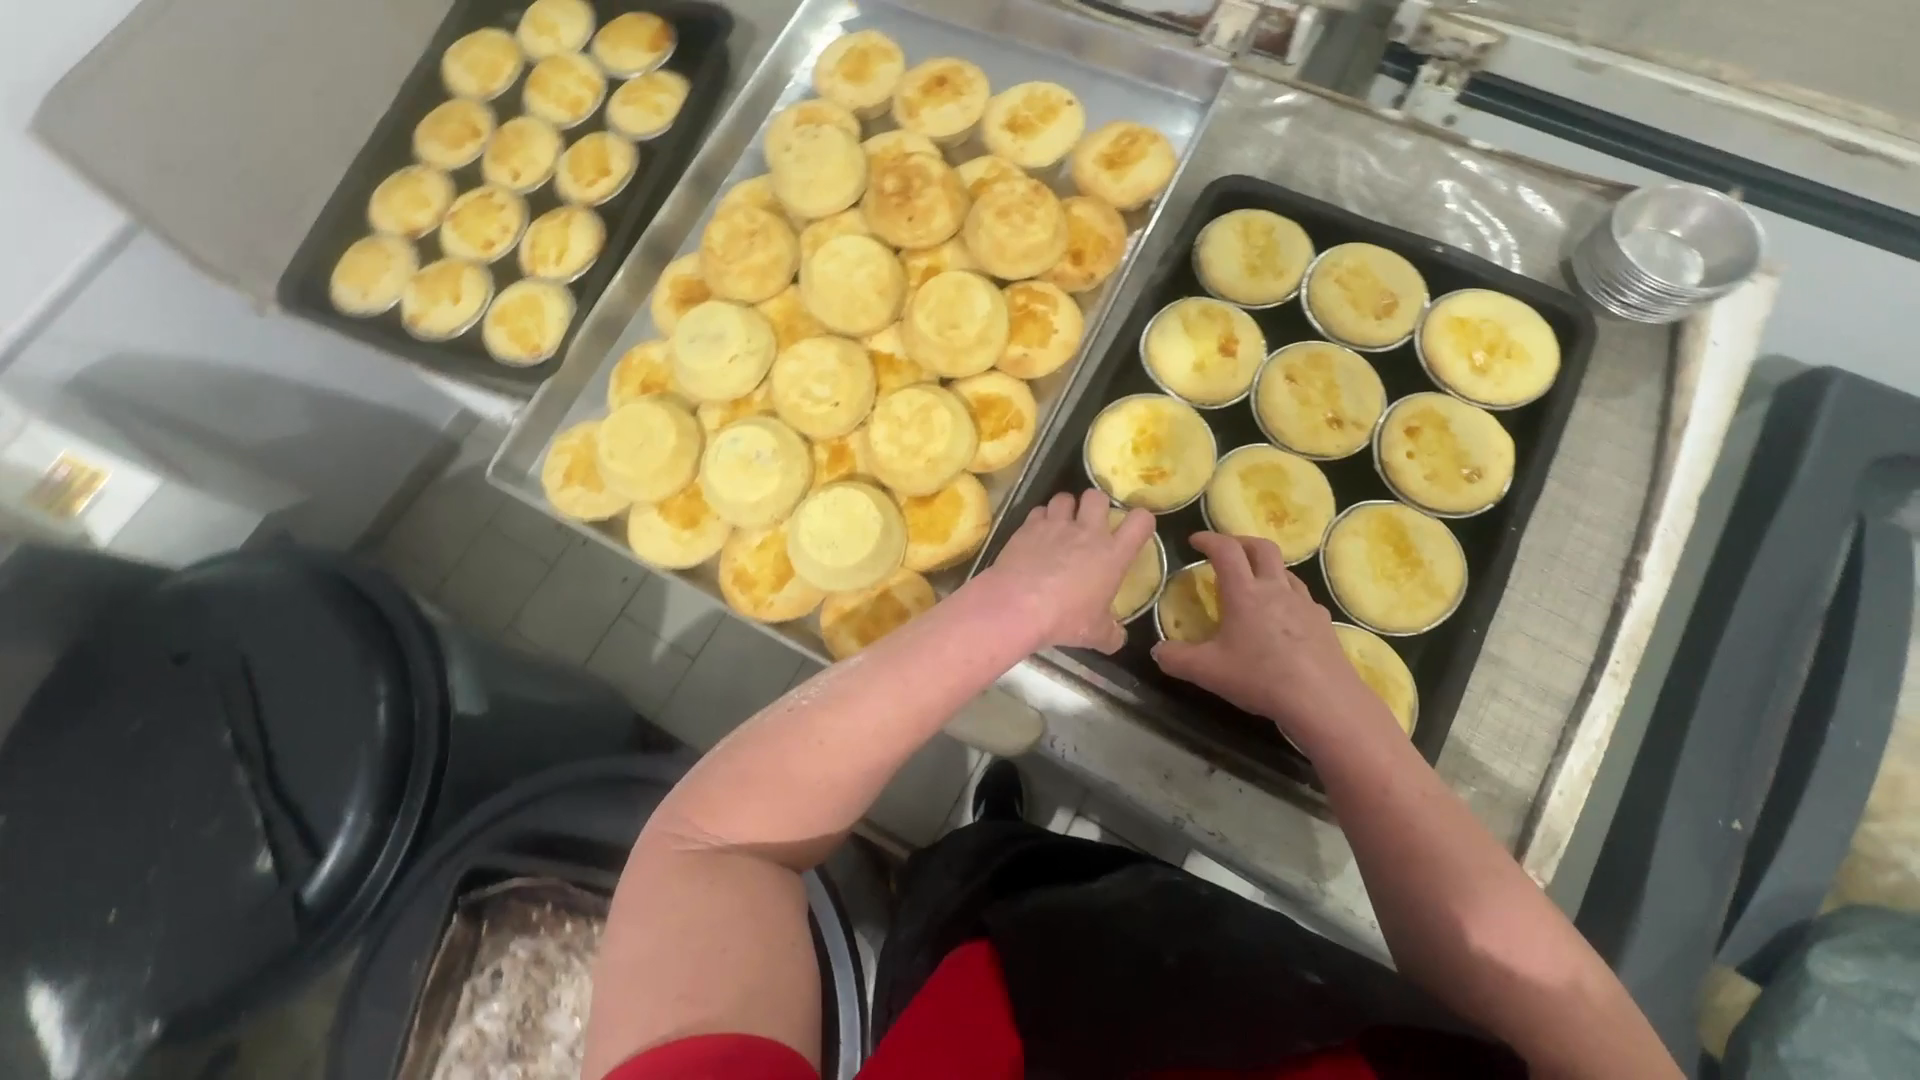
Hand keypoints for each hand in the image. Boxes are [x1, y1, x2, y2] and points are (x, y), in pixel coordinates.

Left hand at [982, 489, 1155, 651]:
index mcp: (1113, 554)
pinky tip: (1036, 534)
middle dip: (1095, 504)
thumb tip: (1117, 639)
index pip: (1140, 521)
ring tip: (1061, 524)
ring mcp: (1056, 525)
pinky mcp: (1028, 526)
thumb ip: (1110, 634)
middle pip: (1097, 496)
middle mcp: (1087, 532)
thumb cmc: (1064, 619)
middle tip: (1090, 522)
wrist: (1017, 606)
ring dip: (1066, 508)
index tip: (1135, 528)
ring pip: (1065, 497)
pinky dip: (1040, 519)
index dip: (1142, 520)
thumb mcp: (1094, 634)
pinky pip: (1039, 511)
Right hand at [1152, 532, 1388, 744]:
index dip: (1208, 539)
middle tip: (1226, 550)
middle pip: (1261, 547)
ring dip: (1266, 567)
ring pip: (1285, 571)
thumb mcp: (1206, 671)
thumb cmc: (1260, 678)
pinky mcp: (1323, 622)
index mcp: (1244, 592)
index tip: (1194, 541)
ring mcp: (1304, 603)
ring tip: (1254, 582)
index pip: (1226, 550)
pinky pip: (1302, 598)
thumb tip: (1156, 650)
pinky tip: (1282, 617)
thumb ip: (1176, 658)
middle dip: (1240, 541)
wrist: (1323, 700)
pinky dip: (1286, 596)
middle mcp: (1276, 589)